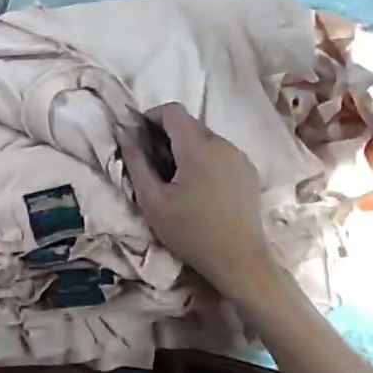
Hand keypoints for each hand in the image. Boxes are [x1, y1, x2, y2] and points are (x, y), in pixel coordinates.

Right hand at [119, 103, 286, 301]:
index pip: (172, 110)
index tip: (140, 137)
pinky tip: (200, 188)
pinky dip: (205, 159)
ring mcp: (240, 157)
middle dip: (168, 134)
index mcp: (198, 147)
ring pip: (206, 138)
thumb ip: (136, 162)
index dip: (152, 117)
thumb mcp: (152, 200)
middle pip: (190, 124)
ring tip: (176, 178)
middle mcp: (223, 144)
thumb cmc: (190, 232)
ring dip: (187, 148)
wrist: (240, 261)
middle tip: (154, 163)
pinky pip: (221, 153)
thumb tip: (123, 133)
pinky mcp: (249, 171)